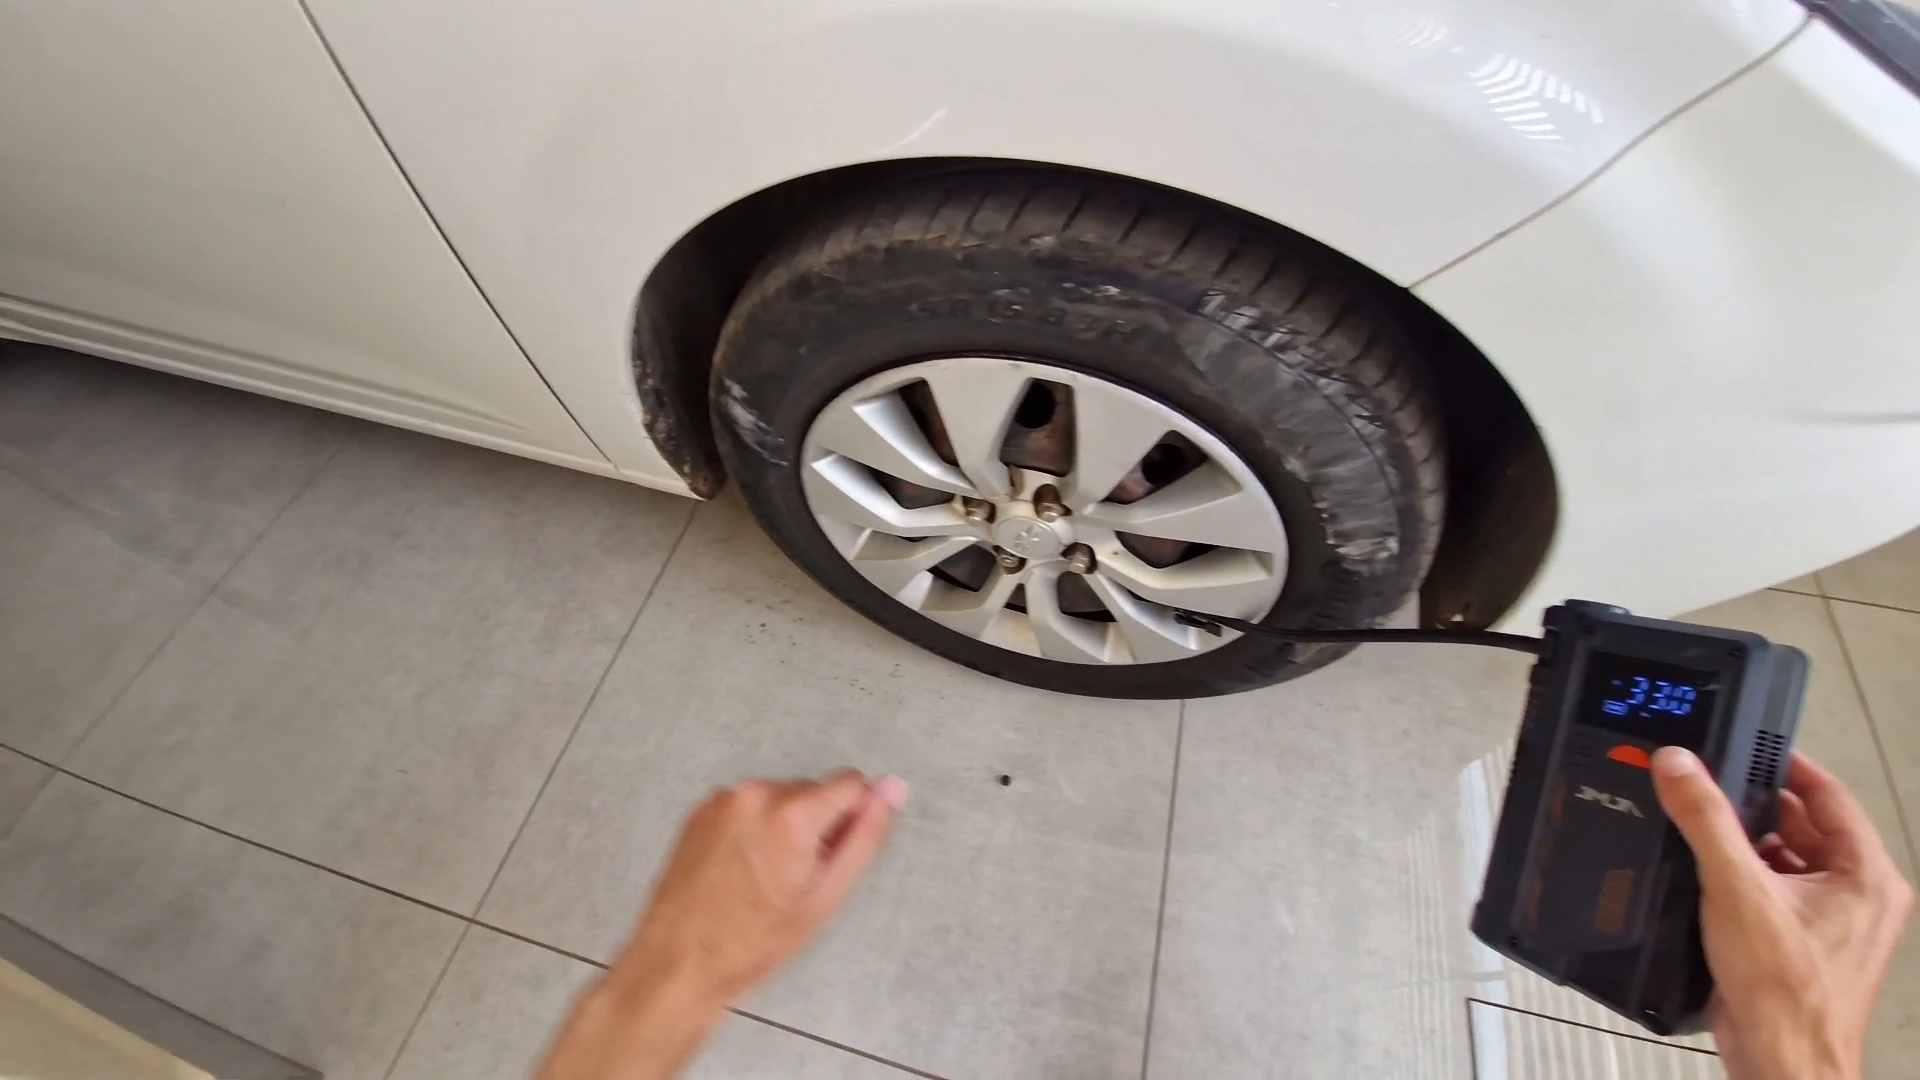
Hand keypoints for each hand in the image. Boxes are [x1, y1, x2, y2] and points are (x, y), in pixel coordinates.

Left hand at [538, 770, 906, 1079]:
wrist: (677, 965)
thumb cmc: (748, 943)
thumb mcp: (827, 897)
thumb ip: (867, 834)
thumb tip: (892, 790)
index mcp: (792, 813)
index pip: (852, 782)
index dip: (849, 820)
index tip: (830, 853)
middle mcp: (757, 794)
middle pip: (815, 791)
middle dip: (814, 825)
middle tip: (795, 876)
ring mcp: (725, 799)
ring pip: (782, 798)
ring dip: (782, 827)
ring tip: (763, 877)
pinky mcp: (703, 807)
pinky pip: (750, 805)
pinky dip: (753, 829)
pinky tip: (740, 868)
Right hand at [1652, 747, 1912, 1079]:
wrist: (1779, 1052)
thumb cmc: (1784, 986)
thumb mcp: (1736, 886)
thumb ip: (1704, 819)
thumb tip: (1679, 764)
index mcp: (1865, 878)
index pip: (1828, 796)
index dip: (1785, 763)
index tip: (1744, 741)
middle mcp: (1853, 892)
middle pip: (1797, 821)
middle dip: (1745, 800)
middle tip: (1698, 780)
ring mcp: (1826, 913)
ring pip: (1777, 849)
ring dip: (1734, 834)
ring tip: (1691, 824)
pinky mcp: (1793, 929)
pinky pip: (1762, 876)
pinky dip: (1729, 863)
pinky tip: (1695, 865)